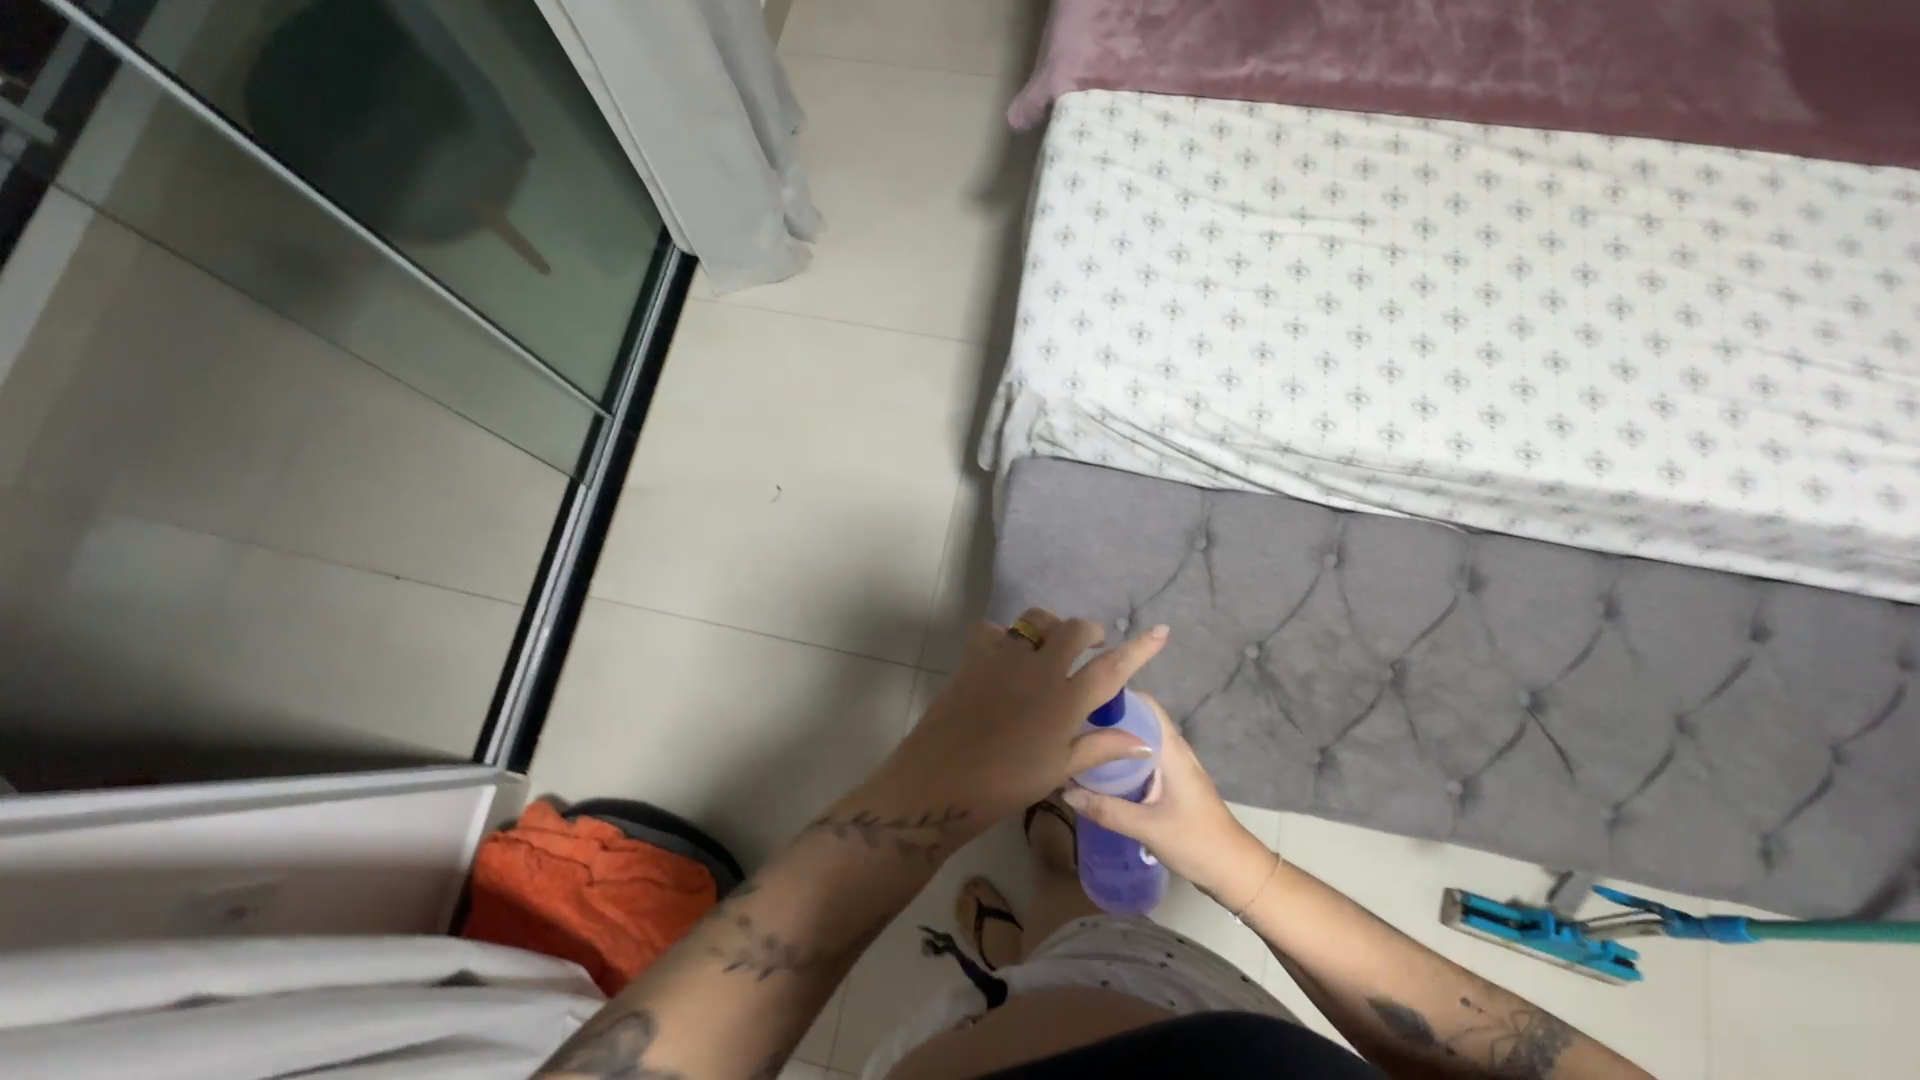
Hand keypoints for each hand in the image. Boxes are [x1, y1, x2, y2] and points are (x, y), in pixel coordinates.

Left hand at [863, 609, 1169, 838]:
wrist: (940, 781)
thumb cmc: (1006, 784)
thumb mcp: (1058, 770)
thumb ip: (1098, 748)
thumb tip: (1141, 742)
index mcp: (1065, 701)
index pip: (1112, 668)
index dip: (1139, 649)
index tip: (1161, 631)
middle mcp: (1038, 670)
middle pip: (1073, 631)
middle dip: (1088, 632)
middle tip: (1092, 646)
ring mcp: (1003, 660)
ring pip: (1034, 621)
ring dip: (1049, 627)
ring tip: (1049, 647)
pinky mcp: (974, 659)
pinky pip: (993, 631)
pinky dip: (1004, 636)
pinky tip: (1004, 656)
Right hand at [1061, 695, 1276, 909]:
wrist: (1234, 871)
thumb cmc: (1197, 841)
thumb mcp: (1147, 827)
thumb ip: (1106, 809)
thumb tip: (1065, 790)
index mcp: (1171, 749)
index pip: (1143, 705)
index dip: (1114, 698)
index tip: (1080, 701)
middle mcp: (1173, 751)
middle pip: (1136, 723)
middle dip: (1105, 722)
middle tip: (1069, 727)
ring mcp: (1172, 769)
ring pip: (1137, 745)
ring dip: (1111, 745)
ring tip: (1076, 747)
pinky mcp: (1170, 786)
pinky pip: (1139, 764)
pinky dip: (1119, 765)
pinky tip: (1097, 775)